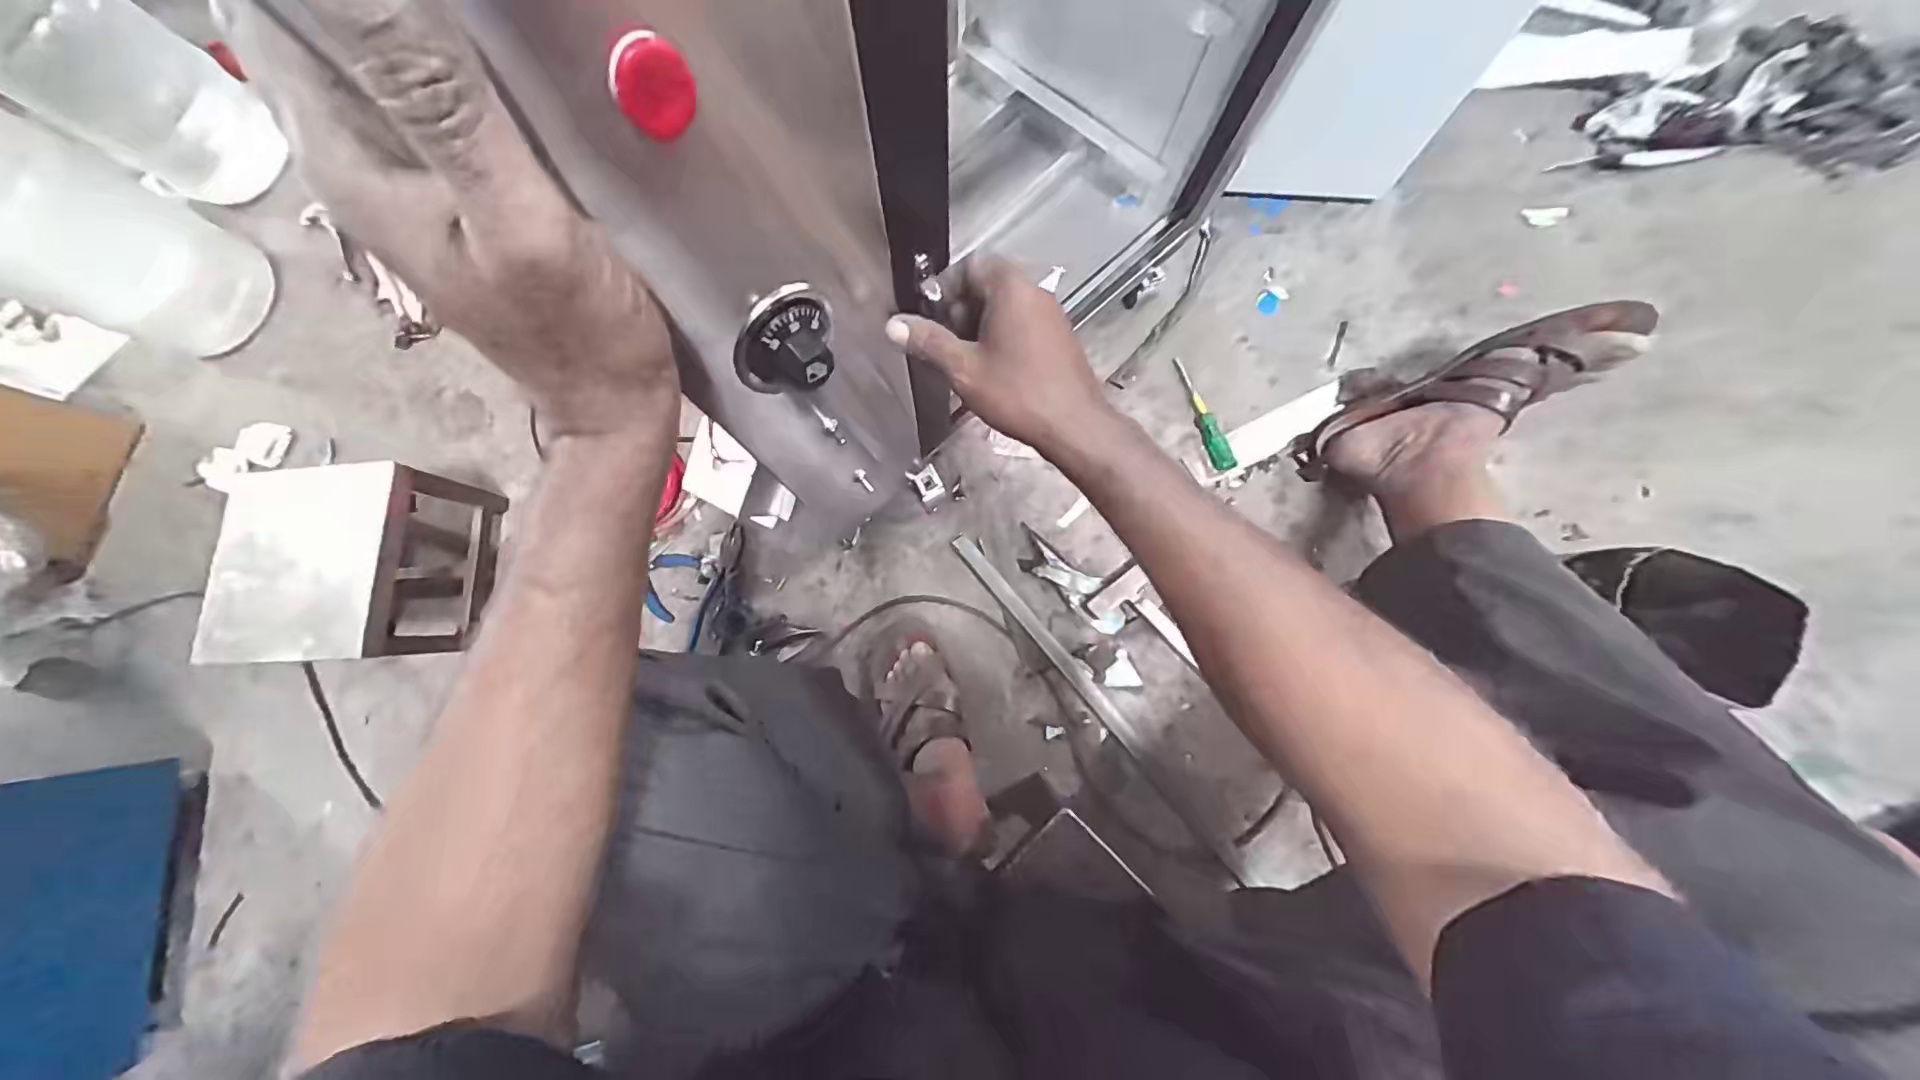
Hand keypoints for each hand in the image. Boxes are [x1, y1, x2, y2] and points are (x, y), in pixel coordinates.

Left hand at [221, 0, 676, 438]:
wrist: (612, 403)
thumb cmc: (581, 331)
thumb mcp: (522, 224)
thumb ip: (447, 113)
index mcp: (350, 159)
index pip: (284, 12)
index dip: (352, 2)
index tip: (450, 16)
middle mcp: (358, 161)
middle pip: (324, 29)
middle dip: (384, 13)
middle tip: (486, 30)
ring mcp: (409, 182)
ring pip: (375, 59)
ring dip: (424, 32)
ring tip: (499, 39)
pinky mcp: (458, 197)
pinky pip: (430, 103)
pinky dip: (458, 74)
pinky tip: (511, 81)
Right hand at [886, 256, 1115, 455]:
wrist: (1074, 425)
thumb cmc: (1019, 394)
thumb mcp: (964, 368)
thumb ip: (928, 342)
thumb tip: (894, 325)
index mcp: (1011, 288)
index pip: (970, 265)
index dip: (944, 287)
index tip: (929, 315)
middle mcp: (1035, 293)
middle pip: (988, 285)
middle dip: (960, 310)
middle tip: (946, 343)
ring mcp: (1051, 315)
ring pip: (1005, 308)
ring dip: (980, 328)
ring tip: (966, 362)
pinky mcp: (1059, 338)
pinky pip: (1022, 325)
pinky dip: (1002, 339)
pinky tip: (992, 372)